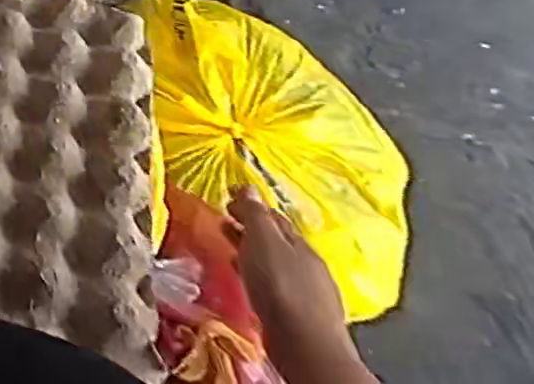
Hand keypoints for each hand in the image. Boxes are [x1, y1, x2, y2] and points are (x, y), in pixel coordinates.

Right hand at [227, 186, 376, 383]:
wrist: (305, 345)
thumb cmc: (280, 285)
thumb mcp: (263, 240)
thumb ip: (254, 214)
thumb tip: (250, 187)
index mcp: (298, 242)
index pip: (273, 215)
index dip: (250, 205)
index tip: (227, 199)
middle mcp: (308, 263)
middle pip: (276, 238)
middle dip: (251, 227)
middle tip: (225, 220)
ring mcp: (308, 290)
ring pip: (275, 261)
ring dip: (252, 251)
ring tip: (230, 248)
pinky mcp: (300, 313)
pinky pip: (275, 283)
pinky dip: (258, 273)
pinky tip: (247, 278)